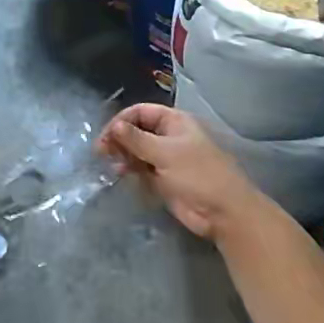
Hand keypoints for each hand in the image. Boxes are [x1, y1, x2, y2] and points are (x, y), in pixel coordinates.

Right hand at [98, 104, 269, 242]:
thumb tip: (114, 126)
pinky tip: (121, 173)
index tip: (105, 136)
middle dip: (120, 138)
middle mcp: (169, 136)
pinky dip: (132, 169)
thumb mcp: (165, 152)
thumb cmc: (197, 174)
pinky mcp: (164, 179)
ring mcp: (167, 158)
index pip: (141, 112)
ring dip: (124, 154)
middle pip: (138, 130)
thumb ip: (137, 139)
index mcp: (174, 121)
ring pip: (138, 151)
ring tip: (110, 163)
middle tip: (101, 152)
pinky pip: (143, 169)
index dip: (121, 120)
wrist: (222, 211)